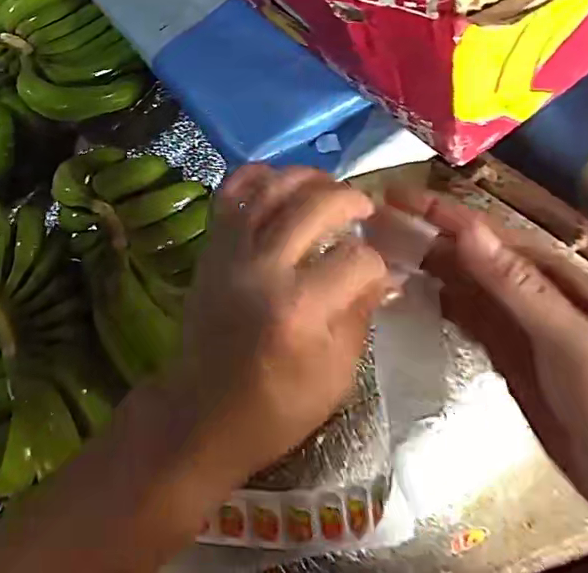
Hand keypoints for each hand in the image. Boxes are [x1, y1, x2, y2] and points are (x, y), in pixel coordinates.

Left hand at [163, 166, 395, 485]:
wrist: (203, 413)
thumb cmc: (277, 406)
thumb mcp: (336, 375)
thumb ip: (360, 314)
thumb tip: (384, 273)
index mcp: (299, 309)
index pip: (354, 260)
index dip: (376, 263)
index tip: (378, 272)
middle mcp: (264, 268)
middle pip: (315, 206)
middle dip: (349, 199)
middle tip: (364, 208)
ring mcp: (232, 252)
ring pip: (272, 188)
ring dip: (308, 178)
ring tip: (329, 186)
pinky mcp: (212, 247)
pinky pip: (231, 193)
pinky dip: (256, 176)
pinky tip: (280, 179)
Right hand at [404, 190, 587, 552]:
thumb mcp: (577, 346)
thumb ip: (518, 288)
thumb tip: (467, 229)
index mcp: (560, 278)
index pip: (489, 234)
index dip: (439, 212)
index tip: (390, 196)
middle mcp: (538, 296)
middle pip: (473, 256)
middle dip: (425, 236)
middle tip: (370, 225)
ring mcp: (527, 333)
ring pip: (468, 288)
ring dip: (429, 268)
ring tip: (380, 254)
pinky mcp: (518, 367)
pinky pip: (473, 326)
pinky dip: (444, 308)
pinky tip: (415, 299)